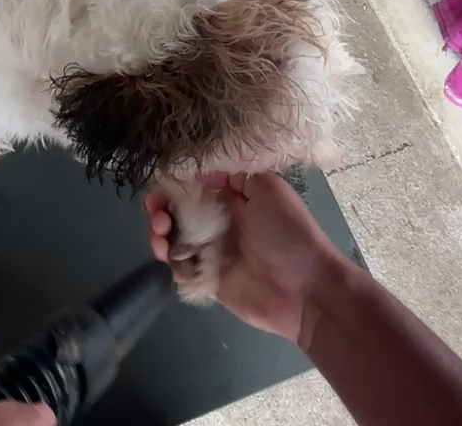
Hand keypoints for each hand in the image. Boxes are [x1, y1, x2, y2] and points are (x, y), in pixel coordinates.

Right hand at [145, 171, 346, 347]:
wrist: (306, 290)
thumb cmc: (288, 233)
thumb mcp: (267, 188)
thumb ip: (233, 173)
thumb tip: (198, 170)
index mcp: (230, 200)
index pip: (193, 186)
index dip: (174, 182)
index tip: (162, 182)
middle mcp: (216, 223)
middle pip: (175, 211)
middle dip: (159, 206)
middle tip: (156, 210)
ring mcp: (209, 252)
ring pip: (171, 237)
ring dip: (158, 230)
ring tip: (161, 230)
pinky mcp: (205, 279)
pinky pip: (178, 266)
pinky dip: (168, 258)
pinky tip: (169, 253)